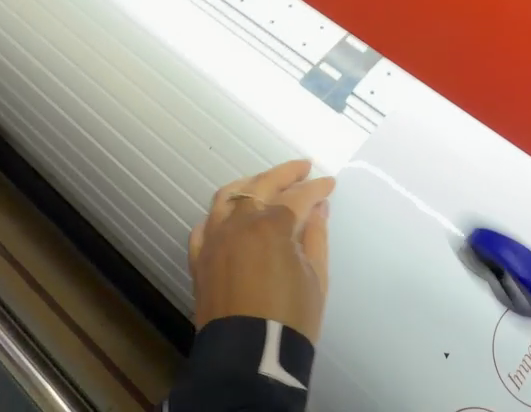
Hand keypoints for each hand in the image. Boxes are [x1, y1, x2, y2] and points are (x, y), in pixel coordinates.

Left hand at [188, 159, 335, 340]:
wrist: (248, 361)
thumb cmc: (290, 320)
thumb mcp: (316, 278)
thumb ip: (316, 236)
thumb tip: (318, 208)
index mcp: (272, 225)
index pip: (299, 196)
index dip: (317, 188)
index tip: (330, 184)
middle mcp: (239, 223)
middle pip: (262, 184)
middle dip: (286, 173)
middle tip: (304, 168)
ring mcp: (215, 238)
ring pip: (228, 196)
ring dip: (250, 184)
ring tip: (266, 183)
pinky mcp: (200, 258)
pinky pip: (205, 225)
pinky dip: (220, 215)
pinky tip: (231, 217)